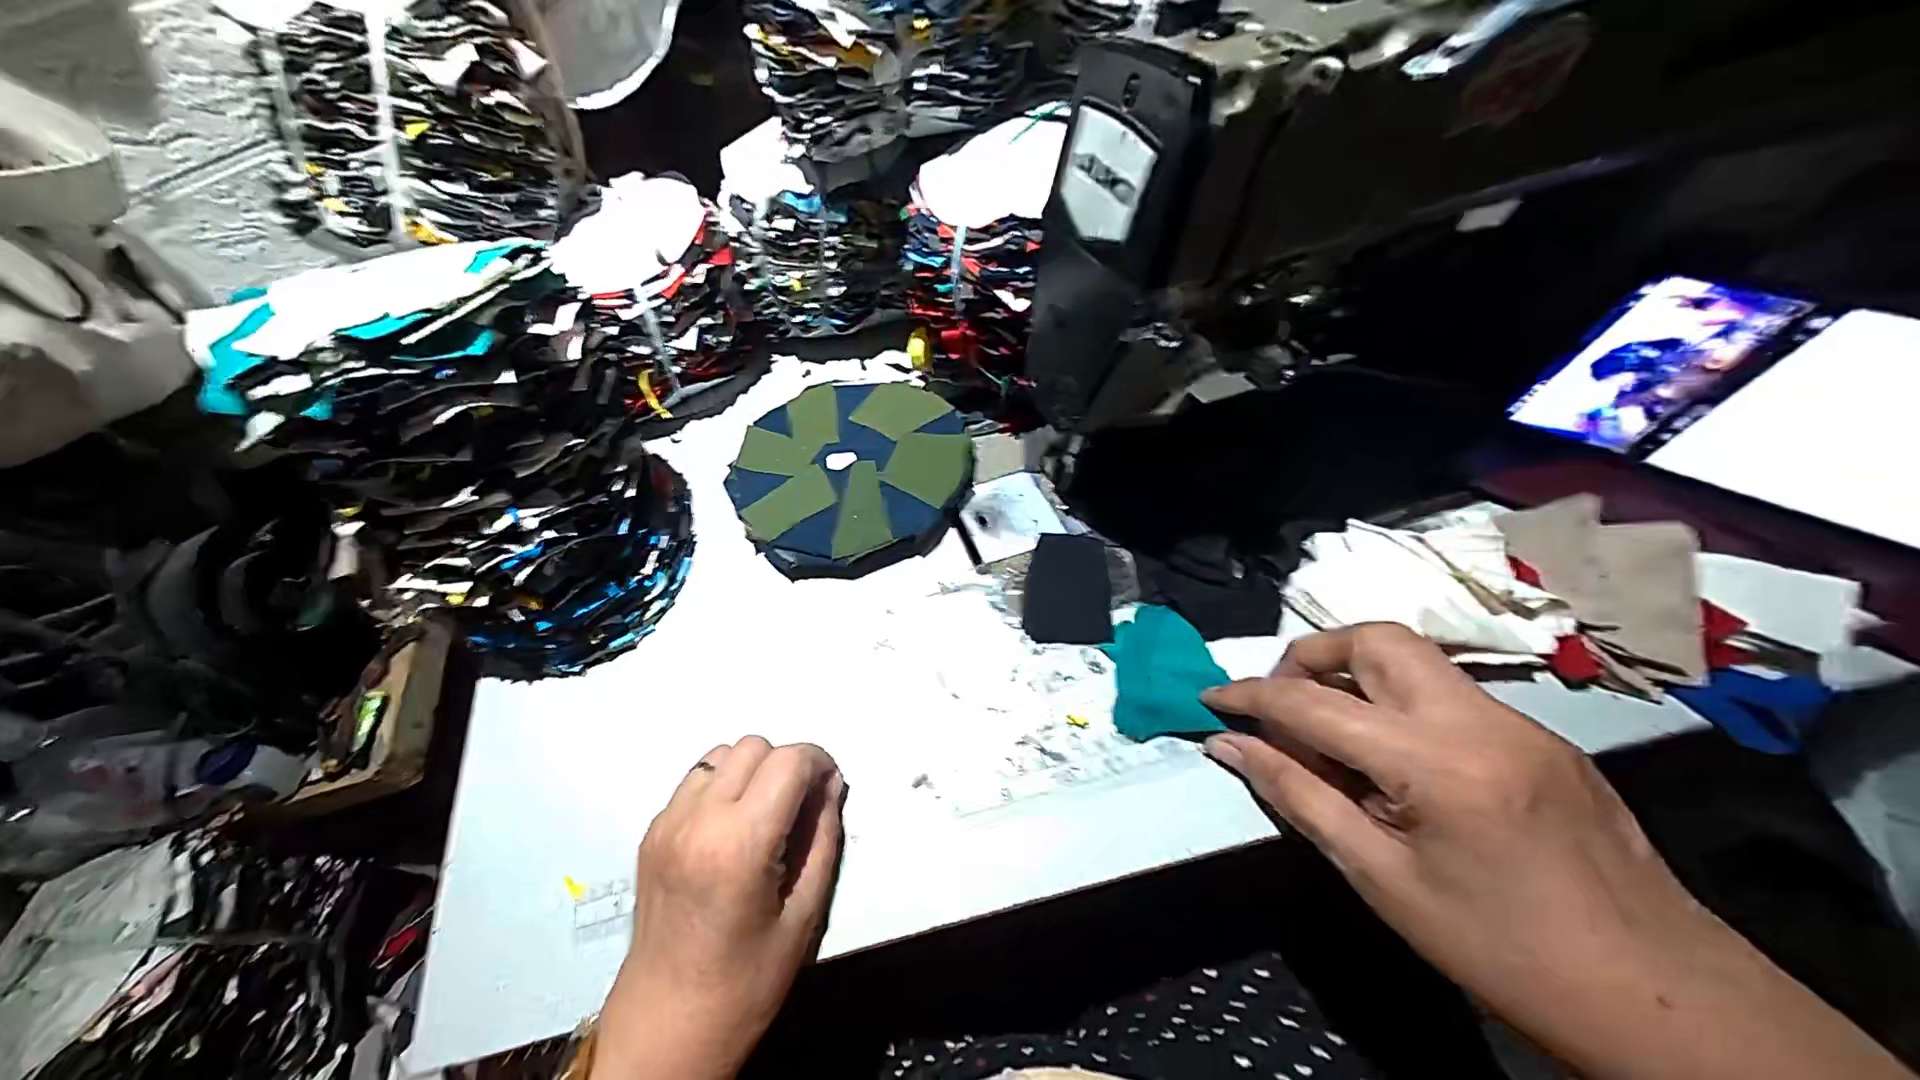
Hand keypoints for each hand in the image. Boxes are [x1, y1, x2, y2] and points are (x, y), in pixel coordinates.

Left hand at [594, 737, 843, 1079]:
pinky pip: (696, 780)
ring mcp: (668, 824)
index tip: (830, 788)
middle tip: (801, 806)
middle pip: (756, 746)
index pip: (790, 761)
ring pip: (724, 753)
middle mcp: (697, 820)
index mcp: (739, 843)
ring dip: (754, 771)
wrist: (664, 1027)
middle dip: (788, 766)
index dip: (820, 763)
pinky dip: (724, 785)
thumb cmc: (745, 982)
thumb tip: (830, 786)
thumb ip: (825, 837)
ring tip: (765, 814)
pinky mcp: (651, 832)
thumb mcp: (804, 913)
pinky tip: (733, 826)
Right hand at [1201, 623, 1909, 1079]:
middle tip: (1282, 704)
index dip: (1250, 696)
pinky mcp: (1541, 737)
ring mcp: (1519, 722)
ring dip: (1354, 674)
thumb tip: (1229, 747)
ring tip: (1328, 730)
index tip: (1210, 699)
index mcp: (1436, 763)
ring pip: (1414, 657)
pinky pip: (1447, 692)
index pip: (1313, 704)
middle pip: (1376, 639)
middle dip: (1312, 656)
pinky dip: (1396, 702)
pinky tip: (1391, 760)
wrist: (1665, 999)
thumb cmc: (1500, 949)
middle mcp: (1479, 720)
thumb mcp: (1379, 878)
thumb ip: (1297, 796)